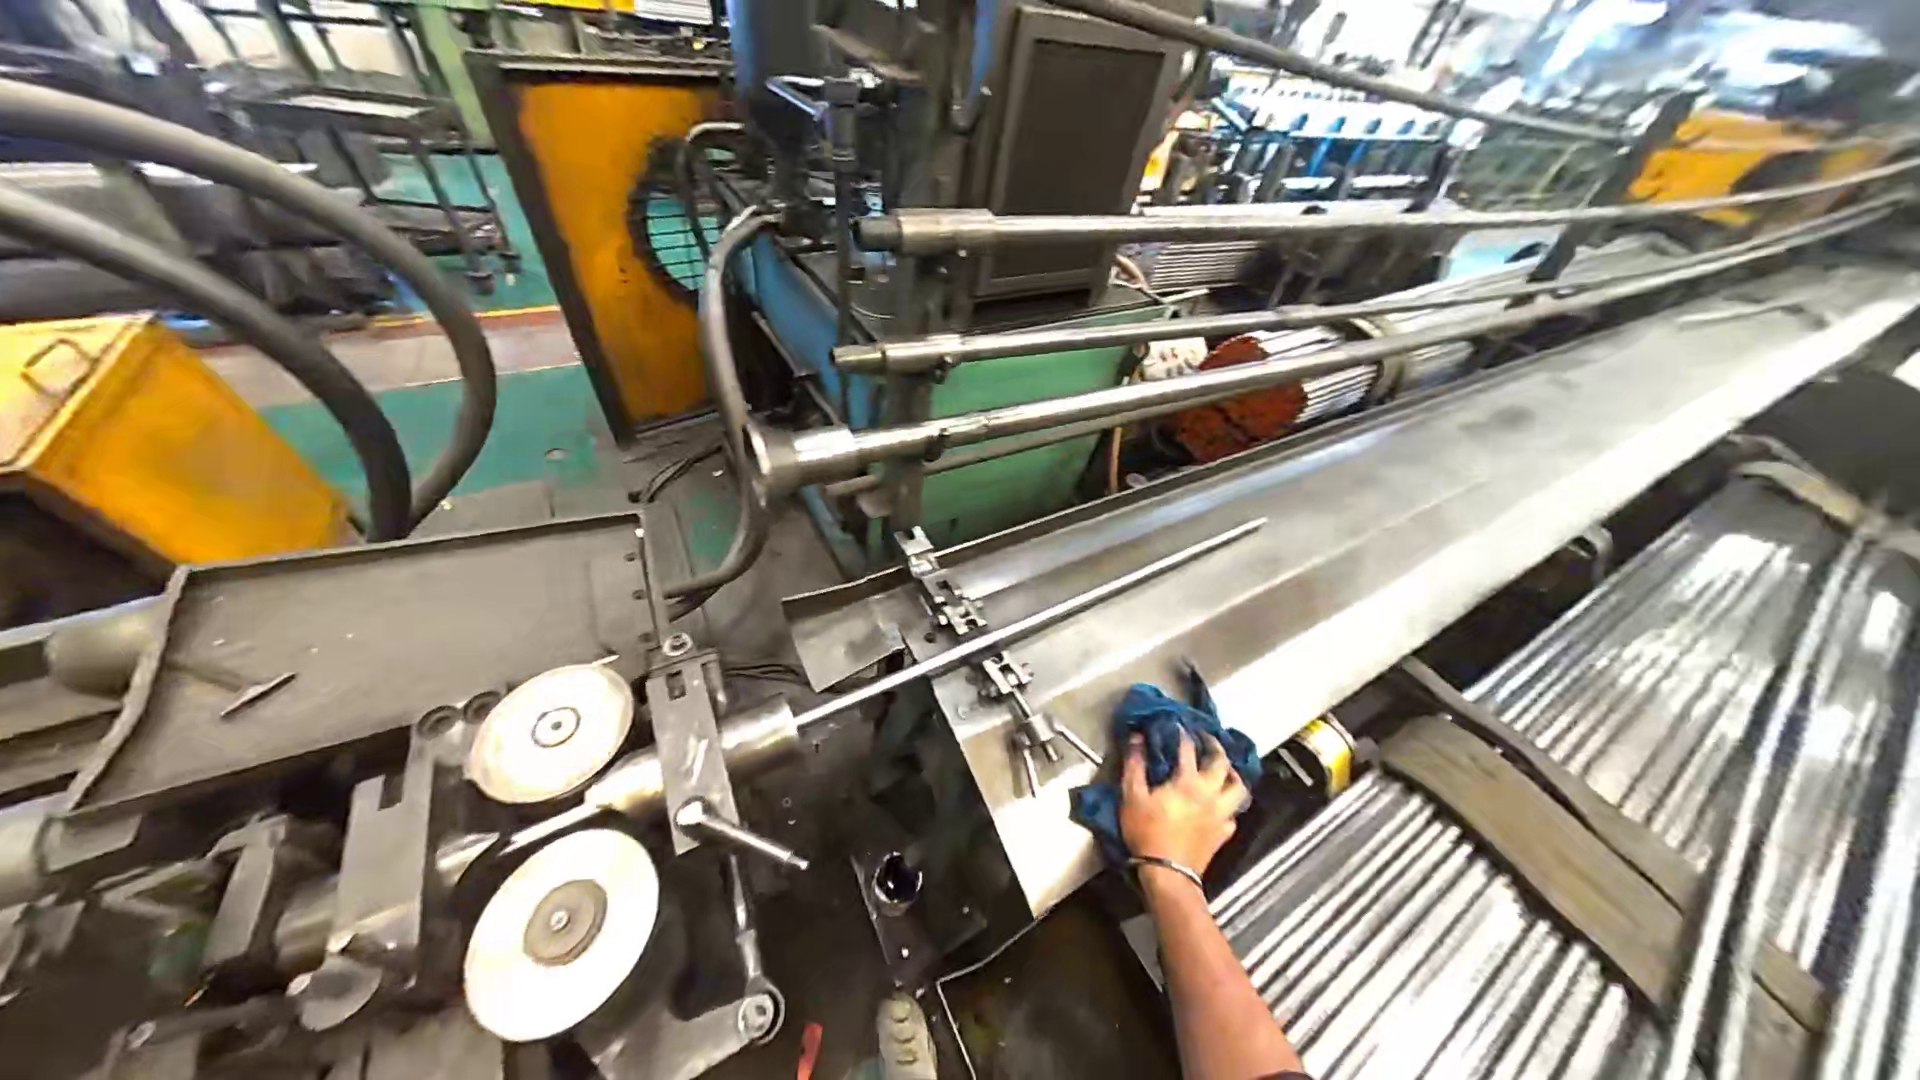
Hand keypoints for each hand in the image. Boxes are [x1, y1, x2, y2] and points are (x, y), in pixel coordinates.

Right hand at [1119, 731, 1245, 877]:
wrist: (1167, 873)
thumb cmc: (1147, 831)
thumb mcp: (1132, 796)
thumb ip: (1135, 765)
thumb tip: (1137, 739)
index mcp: (1188, 782)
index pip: (1188, 749)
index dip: (1183, 734)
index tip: (1177, 725)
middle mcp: (1210, 794)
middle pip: (1222, 763)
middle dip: (1215, 746)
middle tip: (1206, 738)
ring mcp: (1221, 814)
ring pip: (1239, 787)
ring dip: (1233, 773)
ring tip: (1223, 768)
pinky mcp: (1224, 833)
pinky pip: (1234, 812)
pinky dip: (1229, 802)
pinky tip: (1220, 802)